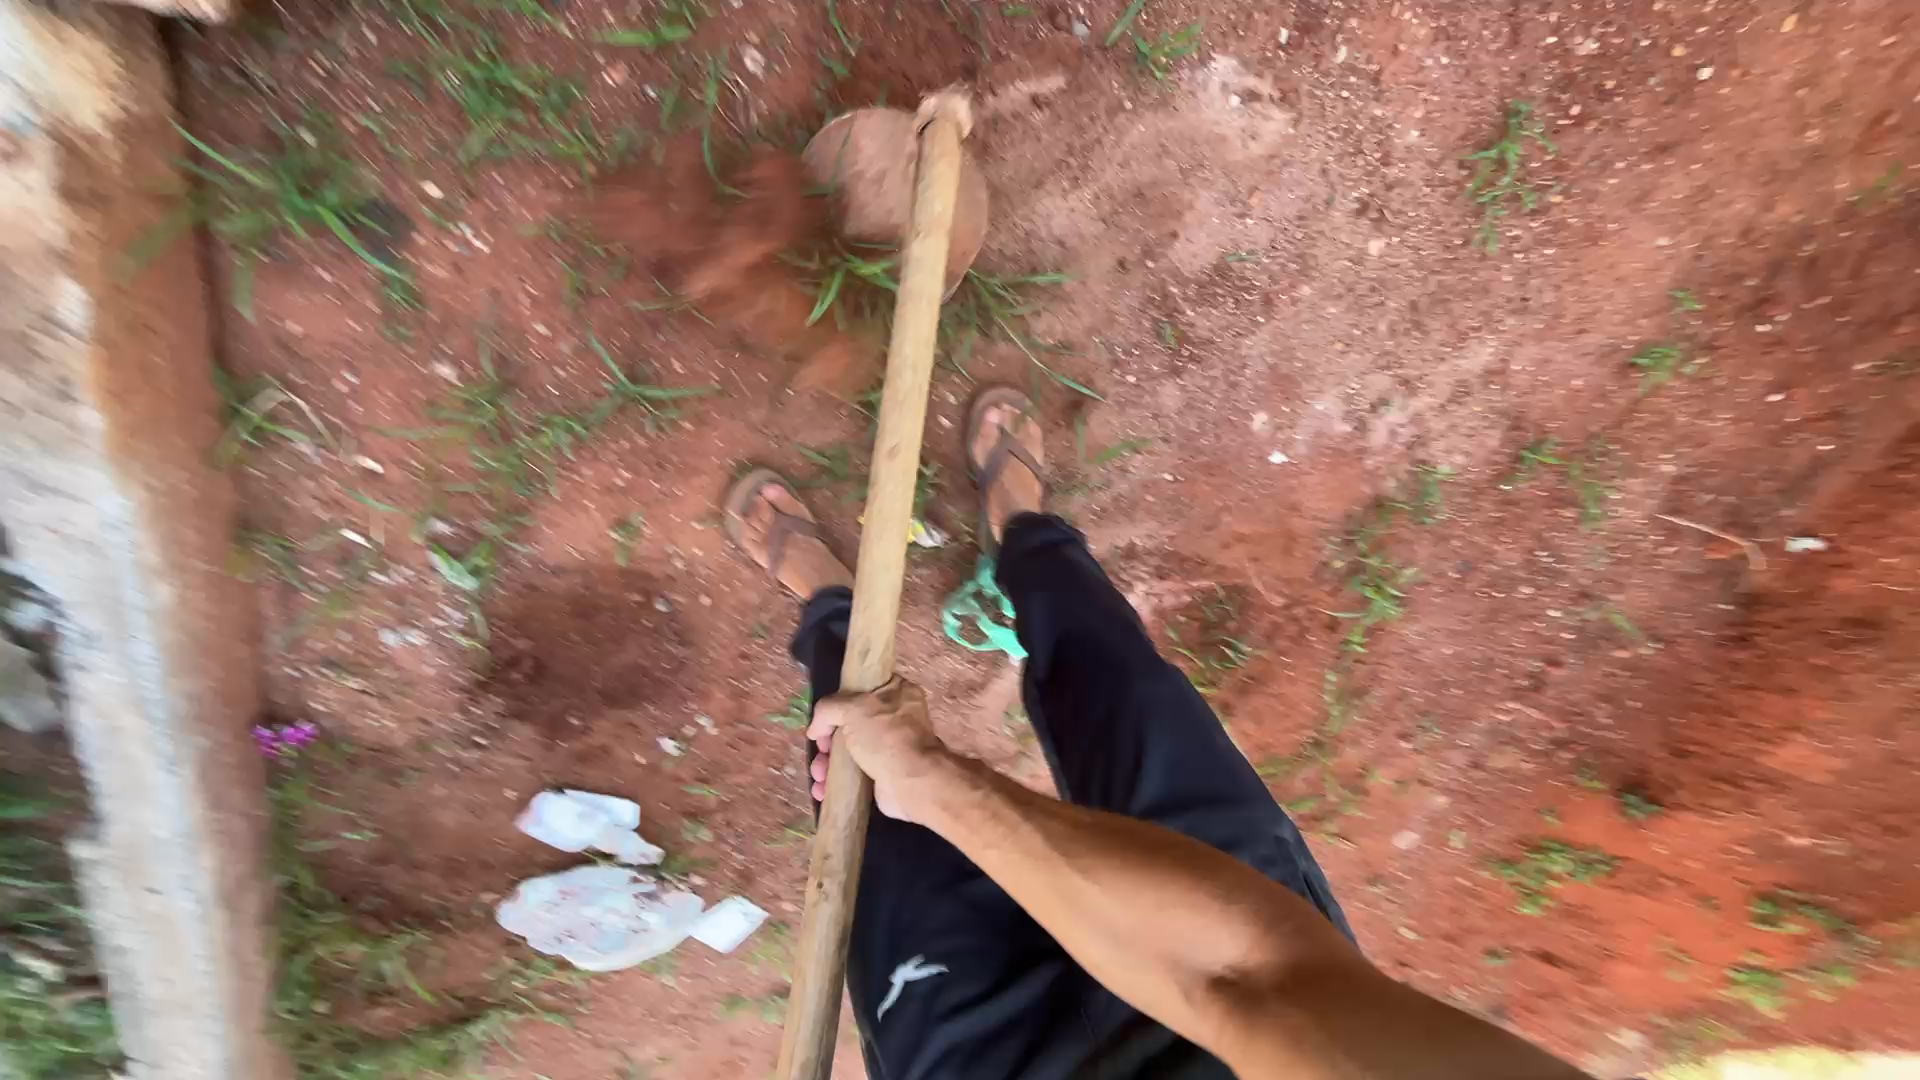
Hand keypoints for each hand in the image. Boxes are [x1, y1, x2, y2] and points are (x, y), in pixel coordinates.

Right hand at [806, 679, 951, 822]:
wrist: (911, 781)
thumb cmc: (886, 735)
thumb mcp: (852, 708)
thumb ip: (828, 709)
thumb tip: (816, 729)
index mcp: (897, 692)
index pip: (864, 688)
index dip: (840, 700)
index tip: (825, 716)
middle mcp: (897, 717)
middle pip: (851, 723)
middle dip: (829, 740)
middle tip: (820, 749)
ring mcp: (891, 746)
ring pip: (850, 750)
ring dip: (828, 762)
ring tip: (819, 775)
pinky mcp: (884, 773)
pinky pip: (854, 773)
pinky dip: (837, 780)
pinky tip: (822, 789)